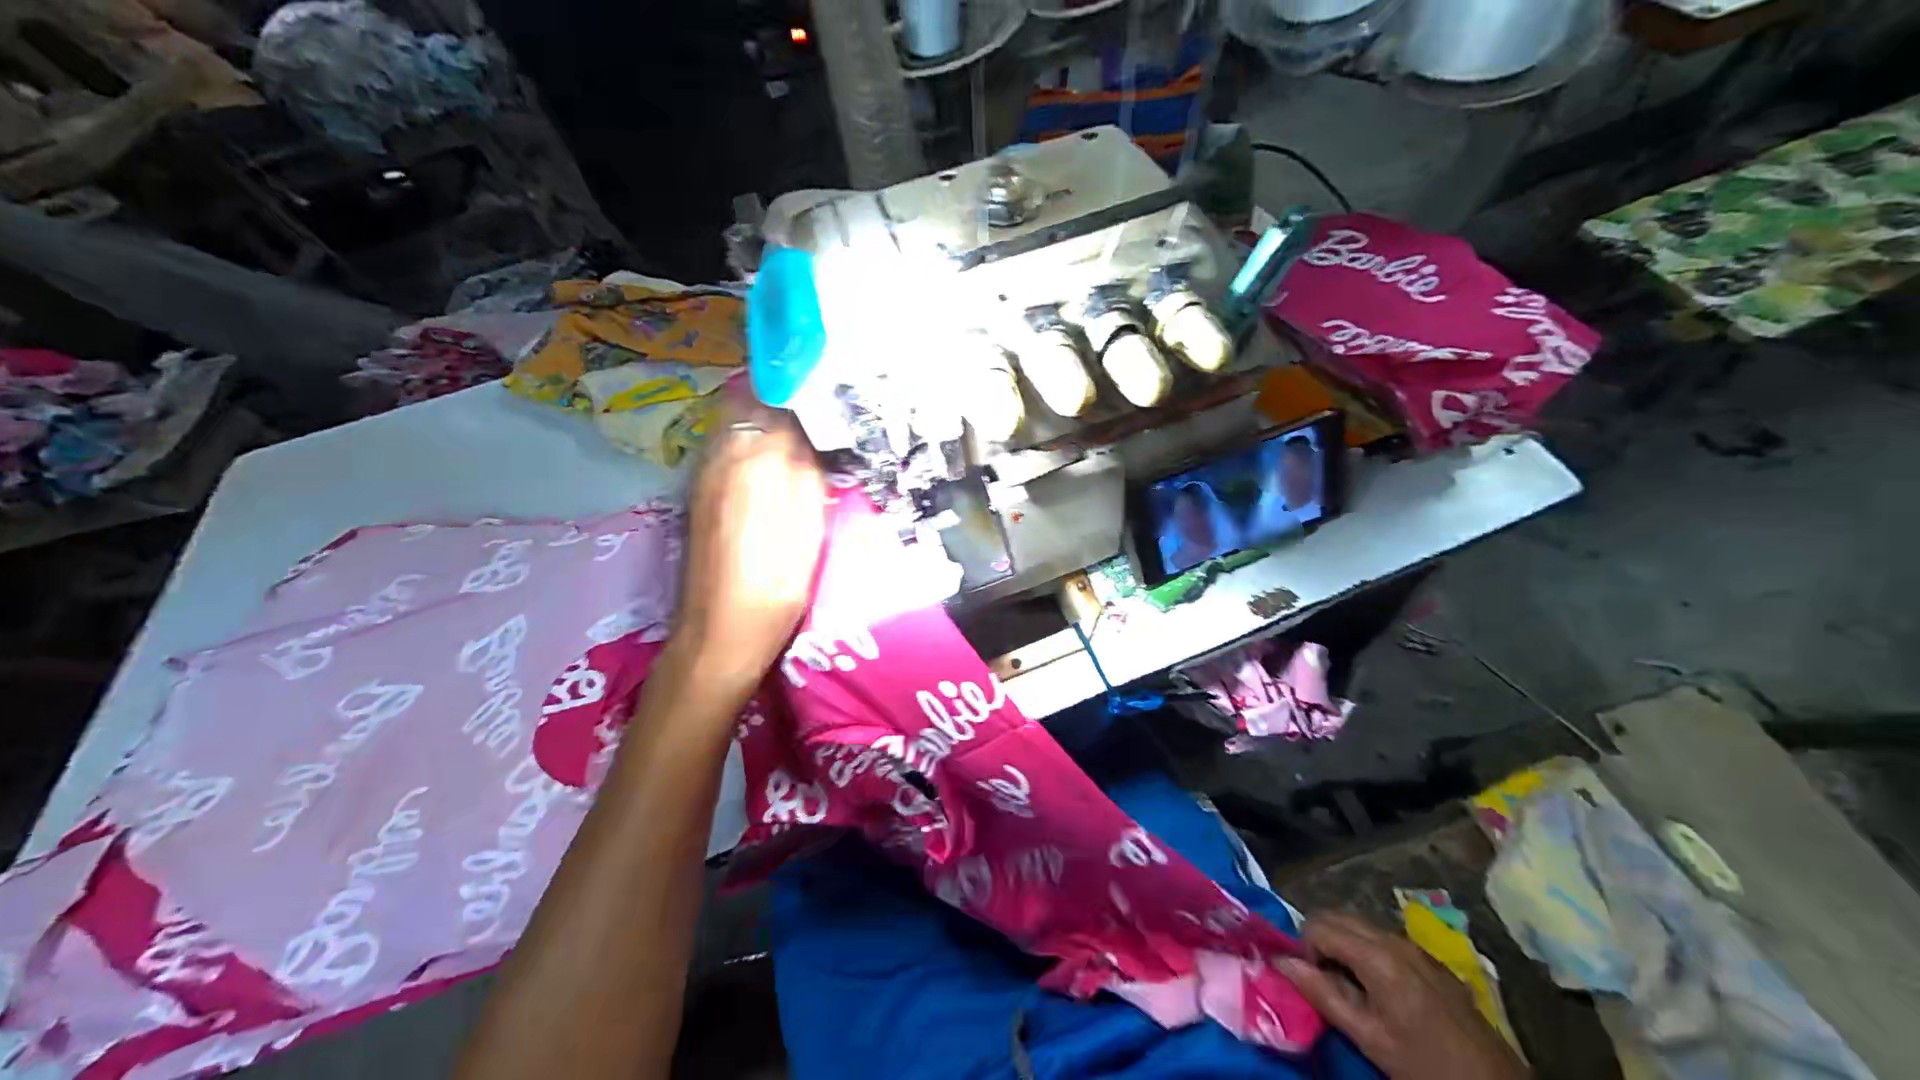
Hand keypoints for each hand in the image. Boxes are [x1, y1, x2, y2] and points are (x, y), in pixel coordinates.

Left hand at [668, 386, 825, 691]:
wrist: (721, 633)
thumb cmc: (775, 582)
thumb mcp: (807, 520)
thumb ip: (807, 463)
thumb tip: (811, 422)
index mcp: (752, 454)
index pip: (779, 394)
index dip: (807, 389)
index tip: (833, 394)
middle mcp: (720, 453)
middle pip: (752, 402)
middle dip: (786, 401)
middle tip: (823, 416)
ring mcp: (705, 474)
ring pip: (738, 425)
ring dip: (769, 422)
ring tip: (805, 440)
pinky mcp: (700, 496)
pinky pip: (730, 449)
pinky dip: (754, 447)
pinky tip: (776, 470)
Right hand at [1277, 913, 1527, 1079]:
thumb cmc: (1426, 1066)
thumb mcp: (1369, 1038)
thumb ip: (1323, 995)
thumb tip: (1280, 961)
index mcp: (1378, 957)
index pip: (1318, 926)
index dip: (1304, 948)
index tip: (1308, 979)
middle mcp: (1395, 940)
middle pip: (1338, 916)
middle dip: (1320, 939)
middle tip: (1321, 978)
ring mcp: (1416, 947)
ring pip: (1360, 924)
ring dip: (1342, 943)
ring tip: (1346, 984)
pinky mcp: (1431, 960)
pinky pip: (1383, 938)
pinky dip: (1365, 949)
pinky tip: (1375, 986)